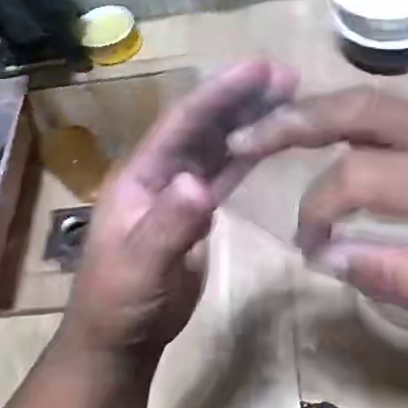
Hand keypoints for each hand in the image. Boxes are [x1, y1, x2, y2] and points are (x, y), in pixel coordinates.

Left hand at [58, 60, 299, 363]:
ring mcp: (179, 192)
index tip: (257, 68)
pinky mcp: (198, 213)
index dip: (218, 95)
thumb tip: (199, 185)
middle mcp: (160, 174)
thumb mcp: (139, 268)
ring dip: (249, 120)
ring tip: (288, 95)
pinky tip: (273, 138)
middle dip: (241, 98)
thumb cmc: (119, 304)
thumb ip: (167, 228)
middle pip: (204, 127)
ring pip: (218, 146)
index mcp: (139, 177)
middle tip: (285, 75)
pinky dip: (249, 155)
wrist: (121, 339)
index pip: (182, 125)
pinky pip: (226, 174)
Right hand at [228, 87, 407, 332]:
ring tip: (260, 131)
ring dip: (310, 114)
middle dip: (291, 123)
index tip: (310, 248)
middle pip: (353, 111)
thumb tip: (323, 255)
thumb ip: (391, 277)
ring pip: (364, 102)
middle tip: (239, 140)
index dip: (317, 210)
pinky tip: (311, 135)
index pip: (357, 179)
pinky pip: (382, 113)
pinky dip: (338, 120)